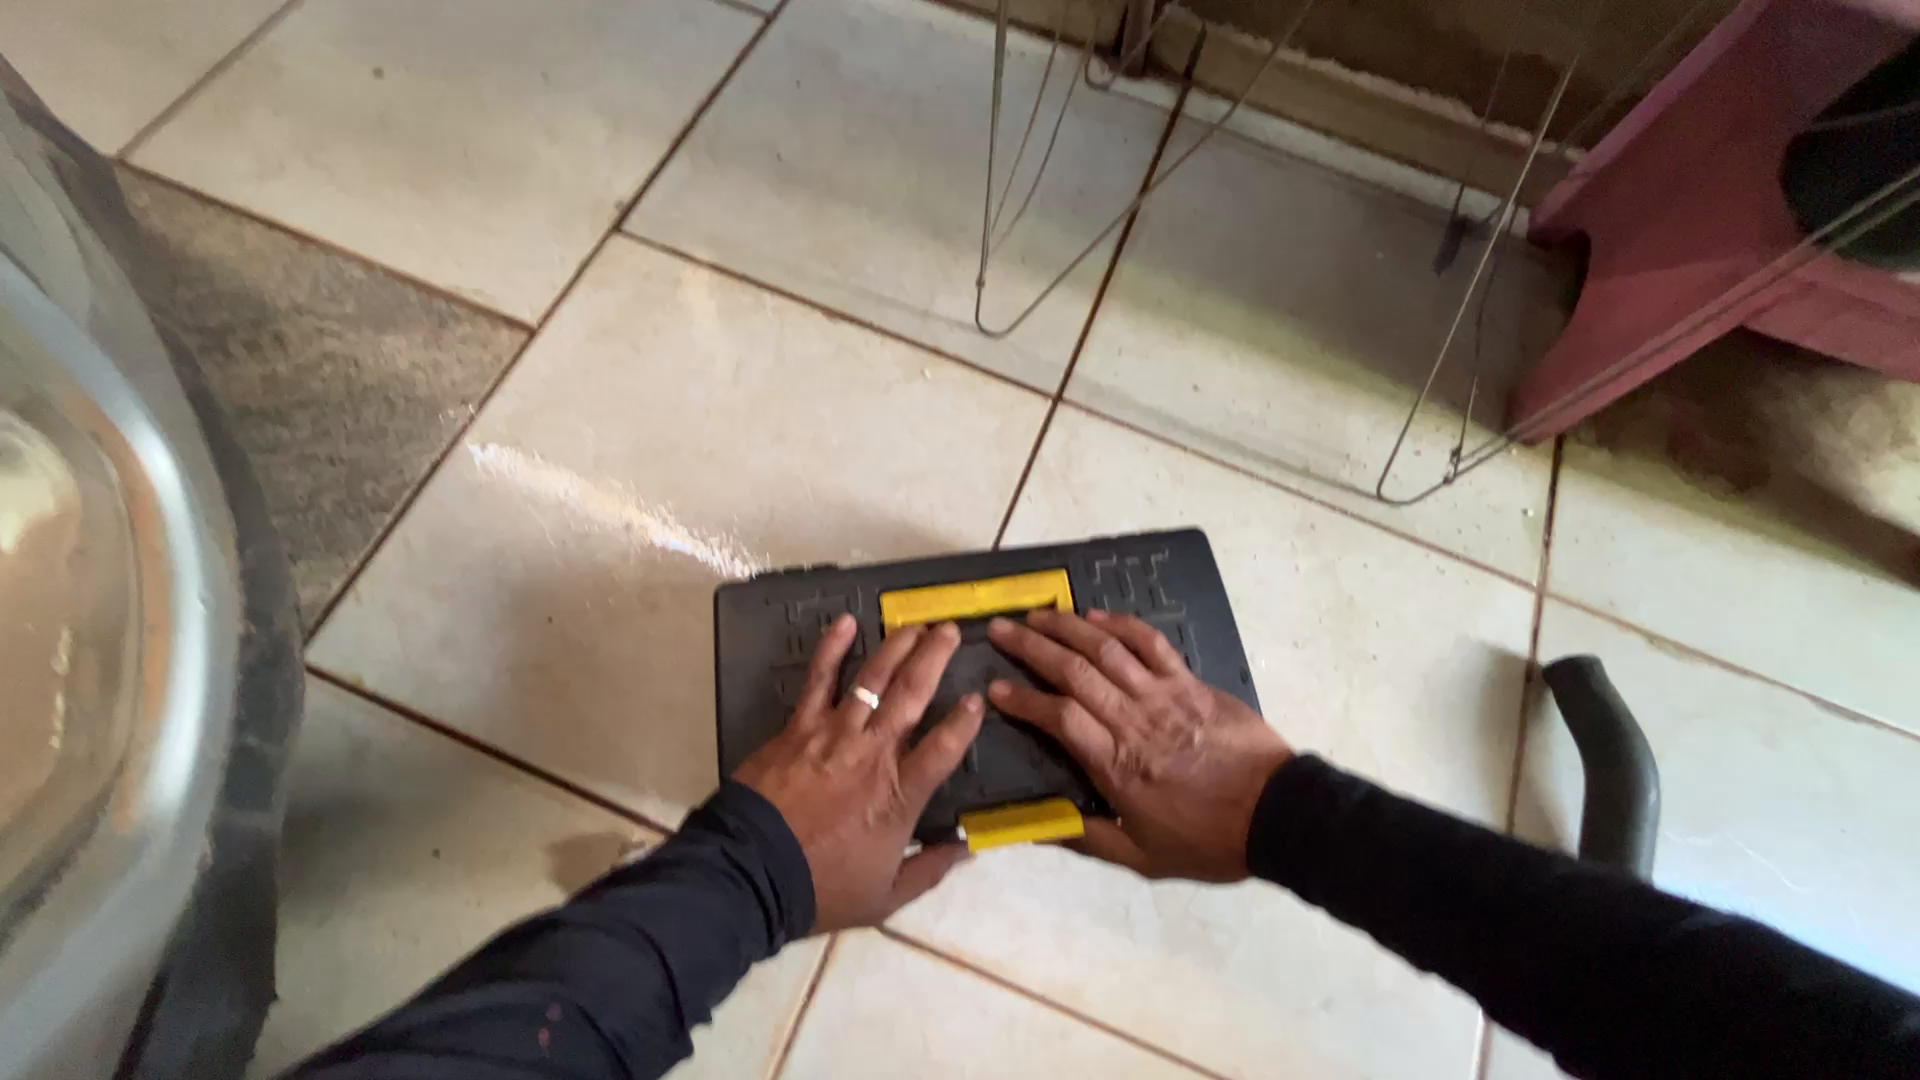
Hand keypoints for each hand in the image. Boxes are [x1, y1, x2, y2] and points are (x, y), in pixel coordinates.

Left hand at [734, 614, 983, 932]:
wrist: (750, 875)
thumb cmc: (822, 886)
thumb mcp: (885, 894)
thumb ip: (929, 868)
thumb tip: (967, 847)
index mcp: (899, 794)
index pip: (943, 748)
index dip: (964, 721)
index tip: (977, 698)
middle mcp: (872, 753)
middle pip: (911, 696)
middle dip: (933, 659)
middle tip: (949, 630)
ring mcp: (834, 734)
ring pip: (872, 679)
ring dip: (897, 647)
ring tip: (917, 625)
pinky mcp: (799, 726)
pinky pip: (818, 681)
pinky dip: (832, 649)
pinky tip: (846, 622)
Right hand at [987, 608, 1291, 882]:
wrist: (1278, 816)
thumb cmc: (1207, 839)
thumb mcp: (1142, 858)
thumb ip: (1088, 839)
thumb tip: (1039, 826)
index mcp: (1117, 764)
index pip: (1059, 718)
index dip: (1023, 700)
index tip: (995, 688)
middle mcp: (1133, 720)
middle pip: (1074, 672)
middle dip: (1031, 647)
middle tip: (1001, 629)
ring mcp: (1163, 695)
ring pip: (1107, 650)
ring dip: (1067, 627)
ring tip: (1037, 614)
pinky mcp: (1190, 682)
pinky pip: (1151, 644)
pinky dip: (1122, 625)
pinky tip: (1096, 614)